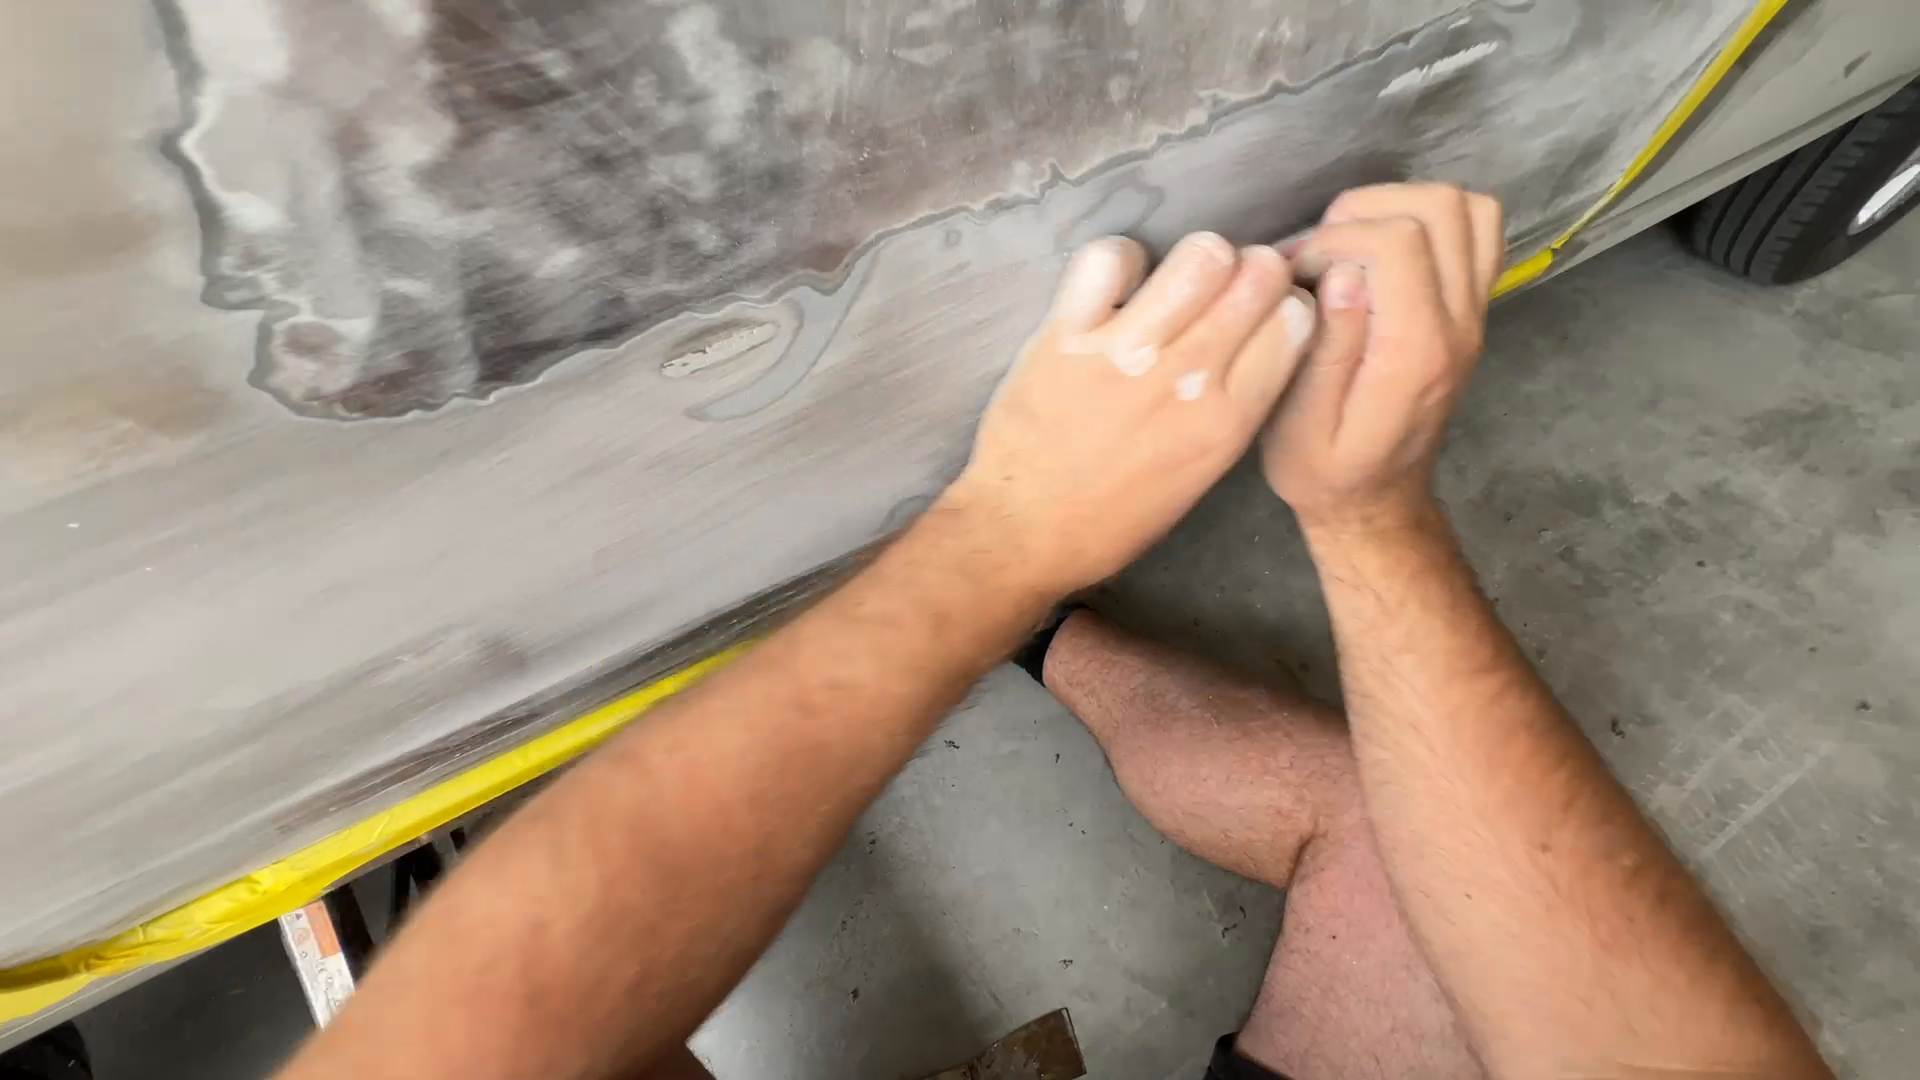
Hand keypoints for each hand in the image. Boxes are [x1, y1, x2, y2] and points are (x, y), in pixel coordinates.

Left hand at [944, 232, 1319, 595]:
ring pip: (1201, 254)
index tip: (1255, 317)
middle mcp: (1188, 378)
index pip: (1295, 320)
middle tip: (1214, 297)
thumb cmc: (1108, 521)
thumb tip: (1246, 347)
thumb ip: (1230, 410)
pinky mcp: (1067, 335)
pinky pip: (1110, 258)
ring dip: (1194, 263)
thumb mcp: (1195, 479)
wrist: (1022, 532)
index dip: (1279, 309)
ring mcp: (1127, 352)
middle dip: (1248, 274)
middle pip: (1259, 274)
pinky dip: (1116, 264)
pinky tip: (1110, 294)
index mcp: (1227, 421)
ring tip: (1168, 290)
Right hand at [1261, 184, 1503, 535]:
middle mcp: (1459, 323)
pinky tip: (1378, 254)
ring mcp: (1473, 315)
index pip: (1399, 243)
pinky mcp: (1469, 313)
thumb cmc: (1323, 472)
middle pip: (1443, 209)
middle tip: (1316, 248)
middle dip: (1367, 210)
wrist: (1374, 501)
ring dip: (1400, 207)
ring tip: (1345, 241)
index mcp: (1414, 352)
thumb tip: (1339, 273)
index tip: (1292, 272)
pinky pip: (1475, 235)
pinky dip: (1428, 223)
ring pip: (1469, 211)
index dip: (1334, 238)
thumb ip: (1324, 351)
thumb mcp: (1300, 427)